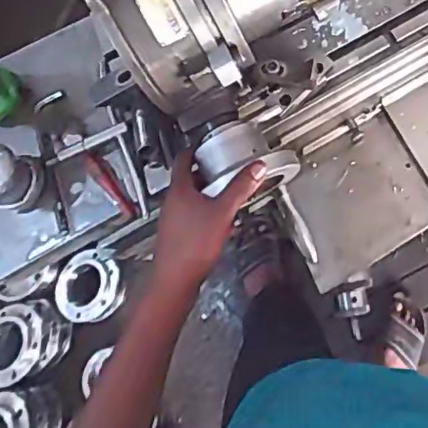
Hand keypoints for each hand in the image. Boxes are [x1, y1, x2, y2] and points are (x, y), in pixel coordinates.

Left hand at [151, 150, 264, 290]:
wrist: (175, 282)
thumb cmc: (192, 247)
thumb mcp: (223, 212)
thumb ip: (240, 188)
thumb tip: (256, 168)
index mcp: (179, 190)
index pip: (183, 159)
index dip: (195, 149)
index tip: (206, 145)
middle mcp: (171, 202)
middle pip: (187, 178)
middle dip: (206, 173)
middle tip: (222, 170)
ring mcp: (172, 219)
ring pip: (188, 197)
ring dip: (205, 193)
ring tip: (224, 195)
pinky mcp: (175, 235)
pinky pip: (190, 215)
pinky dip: (203, 212)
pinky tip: (218, 223)